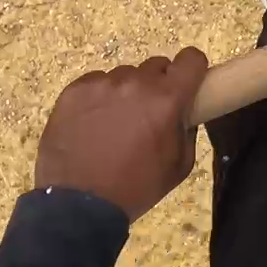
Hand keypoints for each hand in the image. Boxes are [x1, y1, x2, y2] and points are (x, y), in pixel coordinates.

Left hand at [34, 47, 208, 219]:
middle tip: (147, 114)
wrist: (76, 208)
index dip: (192, 69)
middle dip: (157, 86)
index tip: (186, 83)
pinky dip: (98, 99)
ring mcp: (103, 84)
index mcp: (167, 98)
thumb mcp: (178, 167)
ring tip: (112, 124)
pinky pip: (96, 83)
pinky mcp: (75, 91)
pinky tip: (91, 125)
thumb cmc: (134, 189)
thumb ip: (187, 131)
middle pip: (156, 66)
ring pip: (125, 76)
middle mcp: (137, 83)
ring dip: (126, 93)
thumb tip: (183, 113)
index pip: (191, 58)